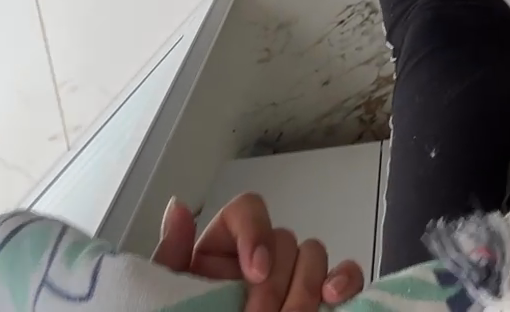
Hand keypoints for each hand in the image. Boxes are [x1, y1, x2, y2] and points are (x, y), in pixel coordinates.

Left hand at [152, 192, 366, 310]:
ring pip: (314, 254)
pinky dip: (345, 281)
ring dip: (306, 287)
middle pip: (283, 238)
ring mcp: (292, 281)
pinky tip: (333, 300)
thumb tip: (177, 207)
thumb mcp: (164, 303)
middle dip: (276, 283)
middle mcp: (260, 260)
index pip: (246, 211)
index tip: (255, 272)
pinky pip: (344, 277)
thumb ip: (170, 259)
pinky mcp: (319, 303)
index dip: (256, 231)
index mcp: (221, 254)